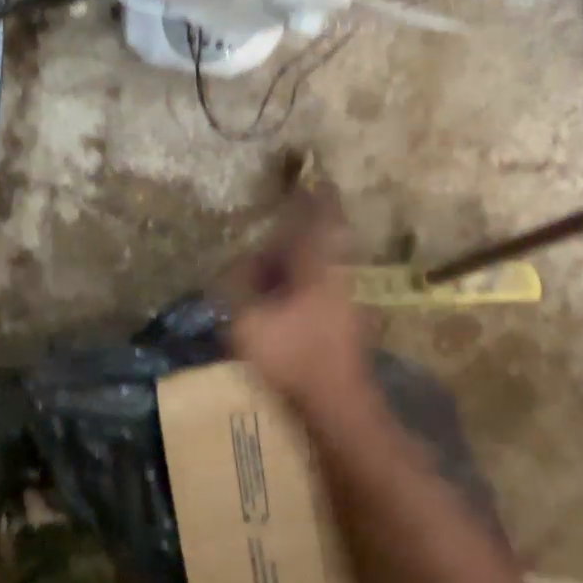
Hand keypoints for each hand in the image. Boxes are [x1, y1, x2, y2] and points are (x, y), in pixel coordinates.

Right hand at [224, 193, 370, 409]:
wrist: (336, 404)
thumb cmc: (290, 356)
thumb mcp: (248, 318)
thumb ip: (240, 285)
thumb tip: (238, 261)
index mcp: (317, 270)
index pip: (315, 224)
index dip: (311, 201)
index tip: (311, 178)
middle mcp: (337, 280)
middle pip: (320, 245)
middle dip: (300, 232)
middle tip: (283, 221)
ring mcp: (345, 304)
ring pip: (320, 269)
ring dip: (298, 260)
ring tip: (270, 262)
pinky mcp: (343, 325)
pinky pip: (318, 289)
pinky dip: (299, 283)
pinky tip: (280, 296)